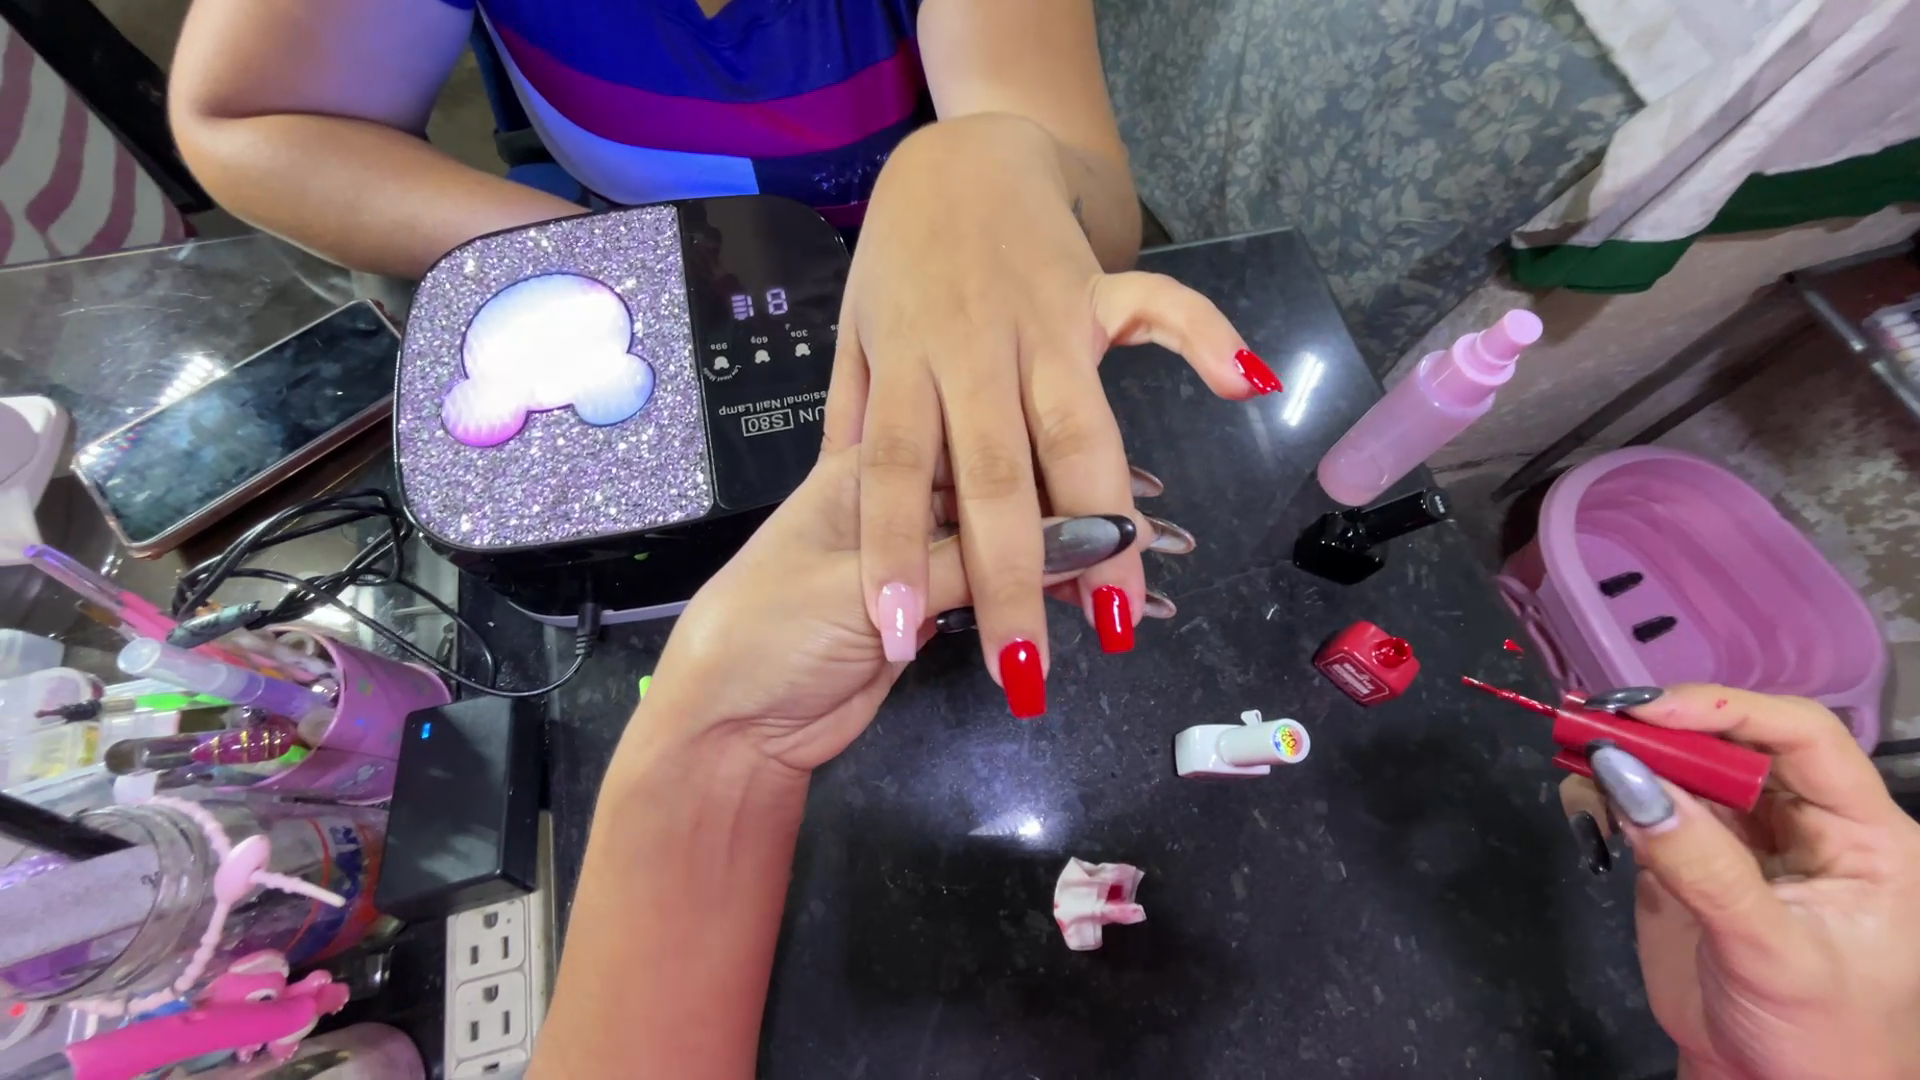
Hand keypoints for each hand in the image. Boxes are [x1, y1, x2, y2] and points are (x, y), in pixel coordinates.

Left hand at [636, 447, 1174, 772]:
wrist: (727, 722)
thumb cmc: (772, 627)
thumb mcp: (863, 586)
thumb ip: (966, 565)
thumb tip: (1076, 543)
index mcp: (873, 464)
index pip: (976, 450)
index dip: (1045, 473)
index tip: (1117, 496)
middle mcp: (903, 495)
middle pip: (998, 495)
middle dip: (1064, 519)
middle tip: (1141, 541)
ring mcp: (918, 551)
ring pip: (1003, 543)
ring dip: (1057, 564)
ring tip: (1125, 580)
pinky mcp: (930, 603)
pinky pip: (994, 590)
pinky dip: (1035, 600)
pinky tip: (1082, 604)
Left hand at [821, 113, 1274, 716]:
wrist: (953, 155)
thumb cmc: (898, 262)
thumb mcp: (852, 339)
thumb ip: (850, 418)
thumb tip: (848, 506)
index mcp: (904, 366)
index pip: (890, 474)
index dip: (892, 555)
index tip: (898, 635)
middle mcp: (972, 351)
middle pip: (992, 475)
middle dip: (1012, 578)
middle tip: (1028, 670)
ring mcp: (1040, 321)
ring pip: (1076, 432)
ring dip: (1104, 526)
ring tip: (1121, 614)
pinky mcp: (1094, 290)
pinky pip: (1157, 309)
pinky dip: (1202, 337)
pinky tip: (1243, 386)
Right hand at [1560, 685, 1919, 1079]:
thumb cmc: (1816, 1033)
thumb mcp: (1770, 951)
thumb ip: (1700, 862)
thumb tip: (1620, 771)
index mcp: (1861, 835)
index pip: (1801, 738)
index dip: (1723, 708)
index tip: (1640, 710)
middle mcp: (1796, 818)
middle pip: (1722, 739)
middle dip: (1652, 728)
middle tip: (1584, 726)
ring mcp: (1731, 830)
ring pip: (1667, 760)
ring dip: (1613, 755)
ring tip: (1573, 764)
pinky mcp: (1675, 845)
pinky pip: (1629, 794)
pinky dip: (1595, 790)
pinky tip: (1588, 817)